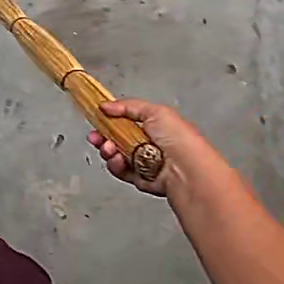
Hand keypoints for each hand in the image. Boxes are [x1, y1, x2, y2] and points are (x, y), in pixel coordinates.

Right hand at [87, 98, 233, 198]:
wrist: (187, 169)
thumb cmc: (180, 139)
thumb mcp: (155, 112)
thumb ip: (128, 106)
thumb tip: (106, 105)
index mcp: (154, 126)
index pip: (125, 121)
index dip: (109, 120)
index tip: (97, 119)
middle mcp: (148, 144)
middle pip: (117, 139)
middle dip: (103, 137)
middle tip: (96, 137)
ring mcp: (143, 162)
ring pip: (116, 156)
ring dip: (108, 151)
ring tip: (109, 149)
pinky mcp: (140, 178)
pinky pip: (121, 171)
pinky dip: (116, 166)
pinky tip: (117, 160)